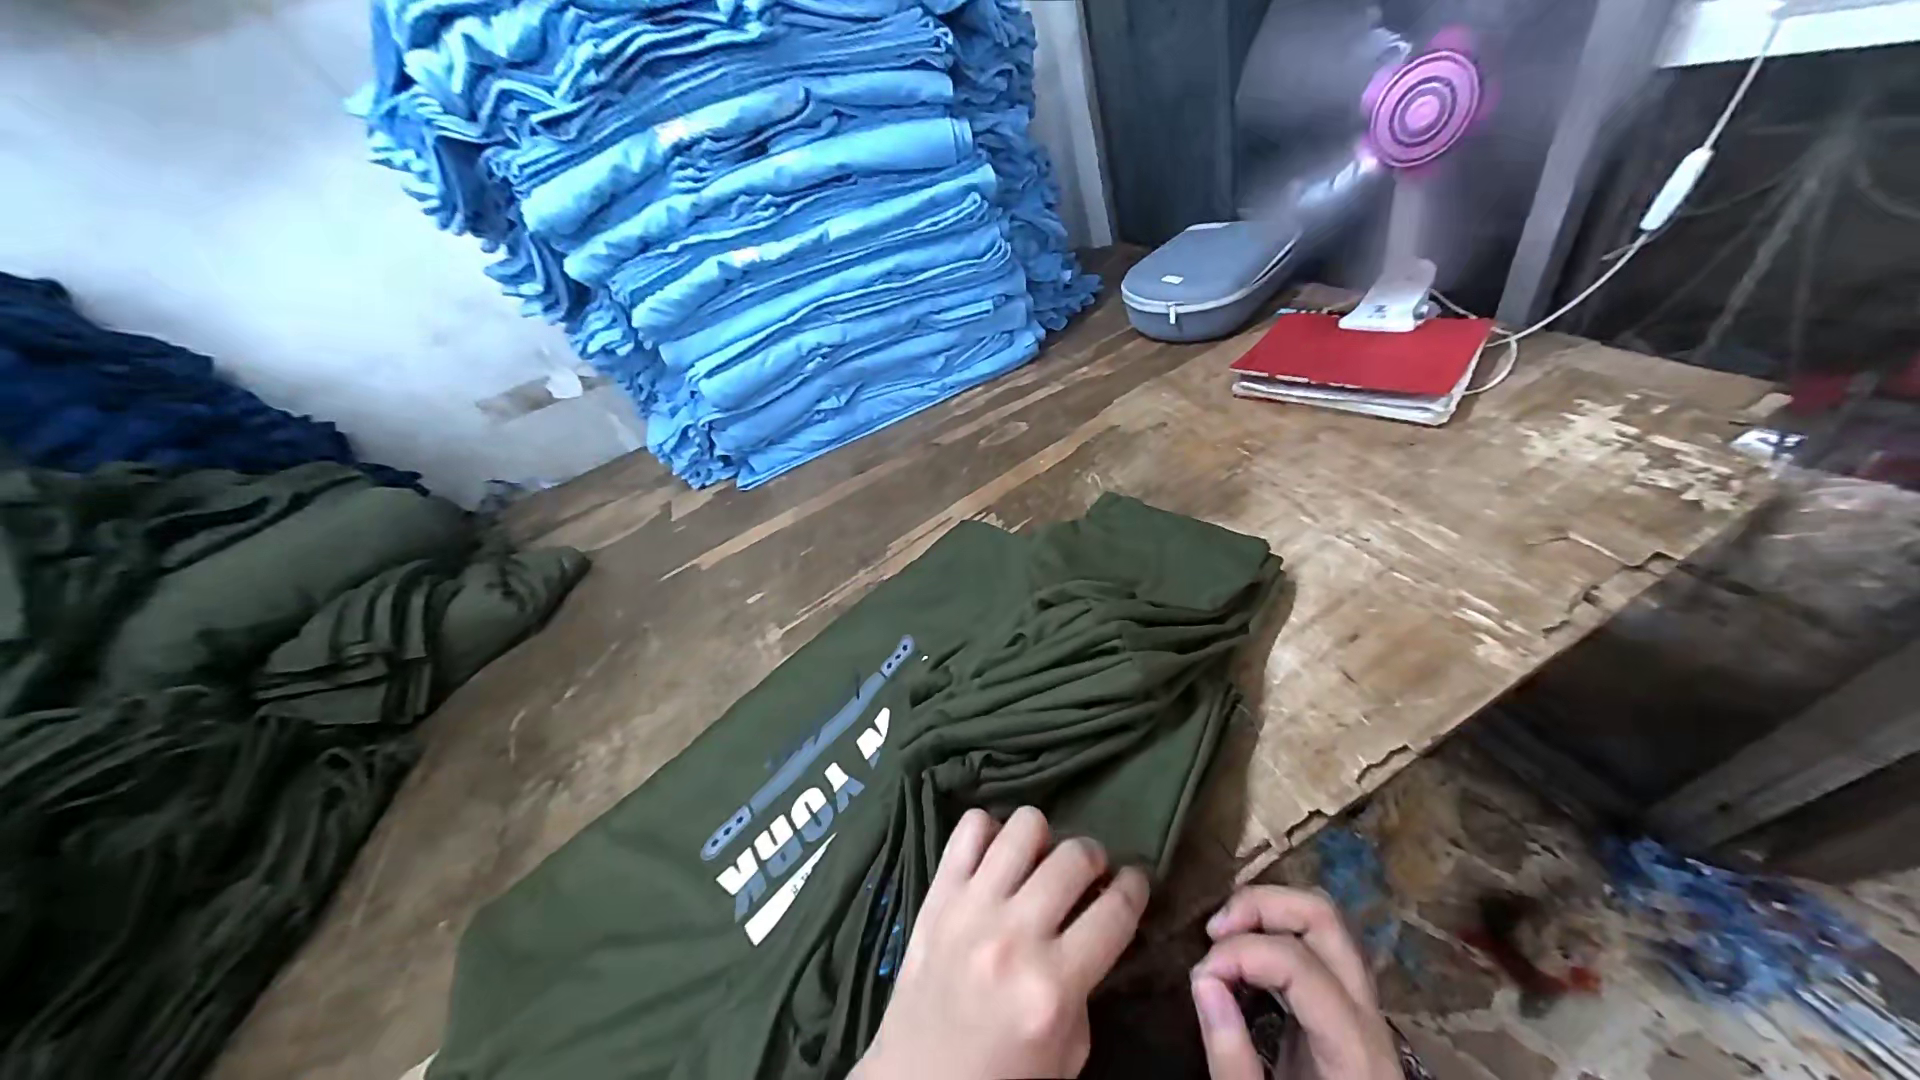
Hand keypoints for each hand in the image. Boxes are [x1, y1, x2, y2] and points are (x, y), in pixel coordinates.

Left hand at [852, 807, 1150, 1079]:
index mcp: (1052, 986)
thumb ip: (1085, 983)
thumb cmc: (1001, 1075)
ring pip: (1024, 827)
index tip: (1135, 880)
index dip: (1135, 887)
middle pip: (1074, 857)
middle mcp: (1014, 935)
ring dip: (1045, 838)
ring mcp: (971, 907)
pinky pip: (969, 828)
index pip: (1114, 911)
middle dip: (1095, 858)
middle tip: (1090, 872)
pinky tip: (997, 854)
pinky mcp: (938, 893)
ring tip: (1041, 859)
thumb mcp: (1067, 1050)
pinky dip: (990, 830)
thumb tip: (1094, 921)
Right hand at [1190, 886, 1402, 1079]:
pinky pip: (1315, 944)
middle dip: (1259, 906)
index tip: (1199, 978)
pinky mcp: (1346, 1013)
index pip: (1299, 964)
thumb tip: (1203, 980)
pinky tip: (1243, 954)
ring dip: (1267, 911)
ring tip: (1224, 936)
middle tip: (1214, 932)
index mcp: (1357, 1057)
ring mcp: (1365, 1011)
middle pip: (1324, 918)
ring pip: (1323, 920)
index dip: (1242, 955)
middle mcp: (1372, 1021)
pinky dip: (1274, 930)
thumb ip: (1231, 1060)